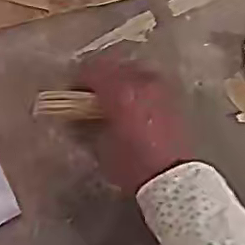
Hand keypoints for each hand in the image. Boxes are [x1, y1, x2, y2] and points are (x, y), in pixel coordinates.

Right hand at [78, 56, 191, 192]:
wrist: (173, 179)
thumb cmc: (131, 165)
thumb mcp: (100, 146)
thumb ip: (85, 124)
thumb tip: (75, 114)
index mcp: (120, 92)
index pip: (91, 70)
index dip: (77, 80)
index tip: (71, 94)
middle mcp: (141, 81)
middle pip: (113, 65)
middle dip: (99, 77)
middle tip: (90, 96)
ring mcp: (160, 87)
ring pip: (133, 70)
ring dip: (120, 79)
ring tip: (113, 99)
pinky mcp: (173, 97)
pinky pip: (148, 81)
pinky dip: (137, 87)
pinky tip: (133, 104)